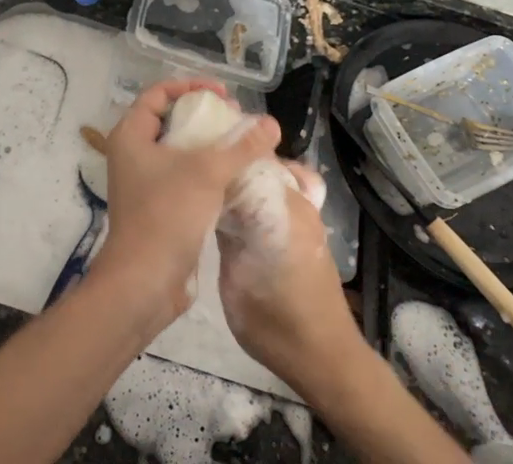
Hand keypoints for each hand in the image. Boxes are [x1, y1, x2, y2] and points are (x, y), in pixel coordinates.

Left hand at [84, 78, 280, 324]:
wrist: (146, 280)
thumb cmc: (167, 214)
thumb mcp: (207, 172)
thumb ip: (240, 146)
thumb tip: (271, 124)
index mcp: (131, 136)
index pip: (157, 95)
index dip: (190, 87)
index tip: (223, 94)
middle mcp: (133, 156)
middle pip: (170, 122)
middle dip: (205, 118)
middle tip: (237, 120)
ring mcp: (145, 185)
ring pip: (180, 153)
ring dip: (210, 148)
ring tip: (243, 147)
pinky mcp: (160, 210)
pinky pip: (186, 180)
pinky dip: (209, 175)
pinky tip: (237, 179)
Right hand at [217, 160, 362, 390]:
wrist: (325, 356)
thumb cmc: (274, 323)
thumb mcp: (234, 281)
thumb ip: (226, 233)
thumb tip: (211, 203)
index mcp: (274, 210)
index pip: (240, 161)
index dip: (214, 155)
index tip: (188, 159)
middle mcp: (295, 202)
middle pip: (258, 163)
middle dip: (230, 160)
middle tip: (197, 170)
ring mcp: (307, 213)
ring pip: (273, 174)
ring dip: (247, 174)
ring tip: (216, 184)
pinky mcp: (311, 228)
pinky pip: (285, 191)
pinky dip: (263, 189)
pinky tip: (242, 206)